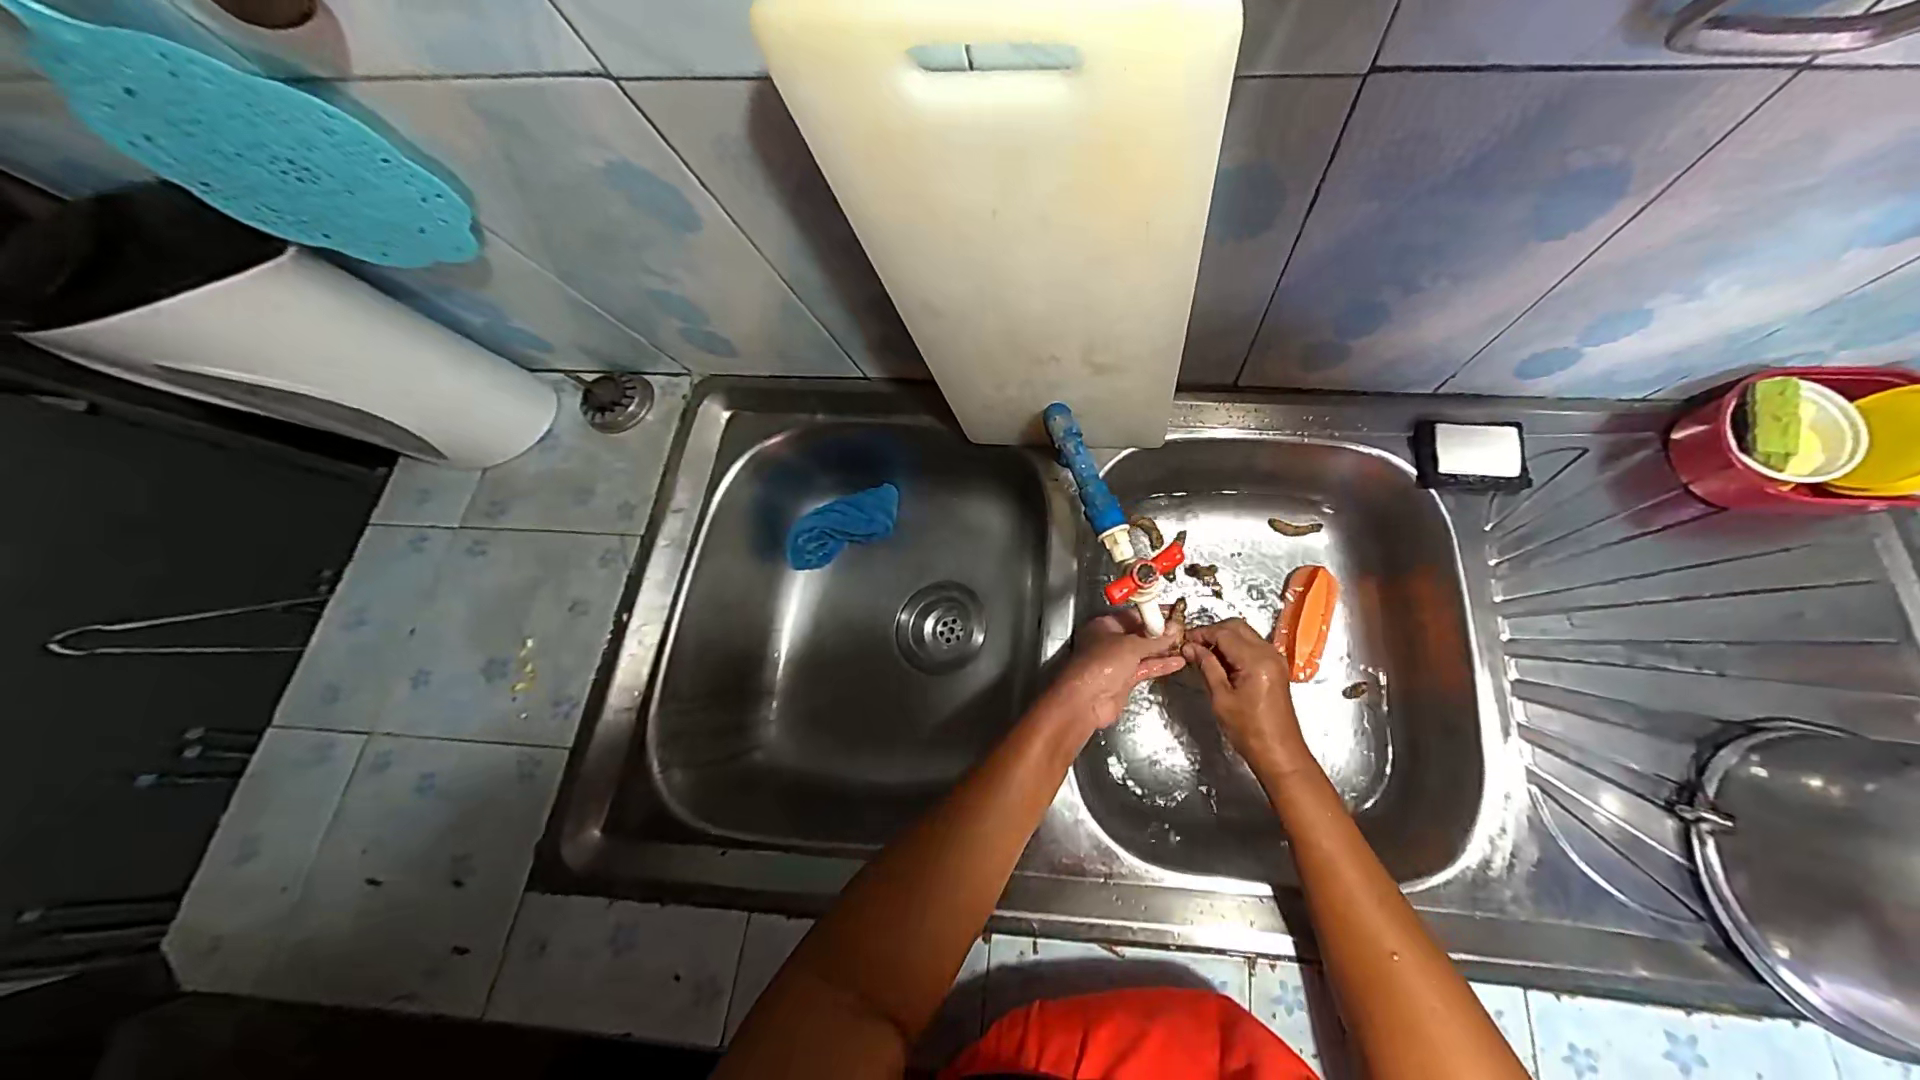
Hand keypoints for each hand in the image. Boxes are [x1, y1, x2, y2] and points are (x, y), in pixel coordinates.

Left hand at [1037, 612, 1186, 736]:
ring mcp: (1117, 661)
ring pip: (1144, 652)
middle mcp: (1109, 641)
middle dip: (1160, 633)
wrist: (1086, 700)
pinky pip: (1145, 668)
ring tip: (1185, 644)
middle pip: (1139, 633)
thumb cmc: (1102, 663)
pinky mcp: (1124, 679)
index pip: (1132, 615)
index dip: (1152, 613)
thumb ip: (1155, 639)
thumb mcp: (1131, 645)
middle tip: (1183, 629)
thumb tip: (1174, 630)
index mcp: (1104, 625)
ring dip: (1163, 649)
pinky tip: (1178, 661)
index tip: (1173, 613)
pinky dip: (1160, 665)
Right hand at [1183, 618, 1313, 775]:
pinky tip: (1219, 661)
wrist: (1279, 752)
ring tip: (1202, 653)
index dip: (1201, 633)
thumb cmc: (1248, 729)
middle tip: (1192, 645)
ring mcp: (1275, 659)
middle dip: (1212, 631)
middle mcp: (1269, 653)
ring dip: (1223, 638)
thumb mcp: (1221, 698)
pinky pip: (1252, 645)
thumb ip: (1207, 666)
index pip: (1224, 633)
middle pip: (1236, 627)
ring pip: (1244, 634)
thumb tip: (1190, 647)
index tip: (1183, 641)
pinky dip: (1234, 646)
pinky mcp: (1275, 667)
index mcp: (1256, 660)